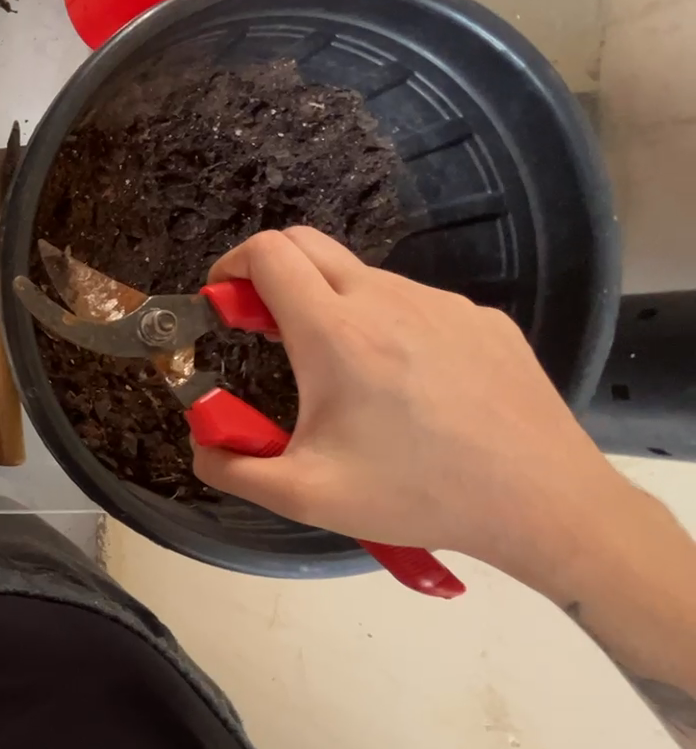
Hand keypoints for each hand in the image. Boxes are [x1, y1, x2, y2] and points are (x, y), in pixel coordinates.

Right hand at [192, 227, 634, 582]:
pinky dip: (375, 321)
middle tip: (256, 327)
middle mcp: (388, 302)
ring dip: (320, 303)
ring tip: (328, 369)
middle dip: (265, 273)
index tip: (221, 304)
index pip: (269, 253)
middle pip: (306, 243)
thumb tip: (201, 442)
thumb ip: (226, 466)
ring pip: (357, 275)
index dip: (230, 267)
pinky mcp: (481, 320)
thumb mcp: (298, 495)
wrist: (546, 505)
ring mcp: (442, 305)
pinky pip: (407, 301)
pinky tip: (393, 381)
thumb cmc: (415, 495)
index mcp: (335, 335)